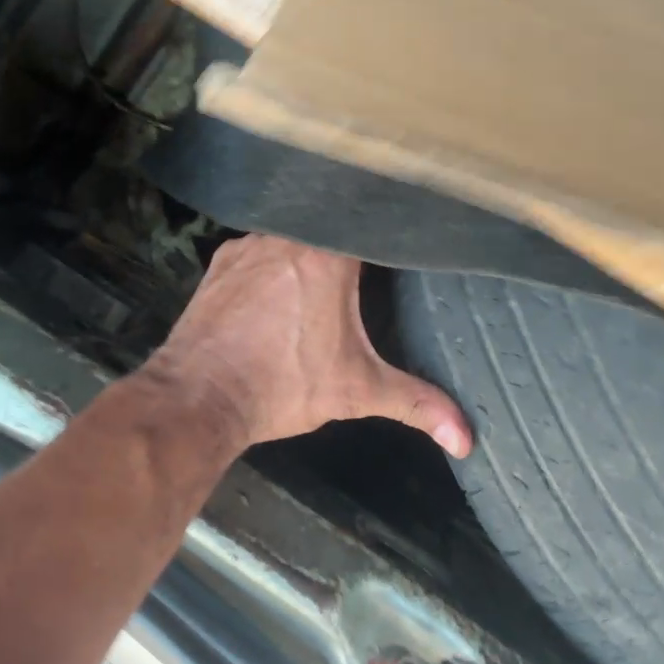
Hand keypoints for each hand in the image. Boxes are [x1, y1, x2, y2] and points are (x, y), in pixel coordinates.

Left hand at [142, 236, 471, 456]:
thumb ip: (416, 403)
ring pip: (290, 234)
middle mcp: (286, 237)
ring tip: (324, 274)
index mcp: (327, 255)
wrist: (198, 397)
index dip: (386, 234)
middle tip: (369, 264)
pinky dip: (272, 262)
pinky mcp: (220, 264)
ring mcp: (248, 246)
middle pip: (328, 227)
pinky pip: (257, 250)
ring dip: (307, 250)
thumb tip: (465, 438)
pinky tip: (278, 286)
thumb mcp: (357, 391)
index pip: (369, 225)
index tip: (402, 245)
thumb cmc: (282, 386)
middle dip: (348, 244)